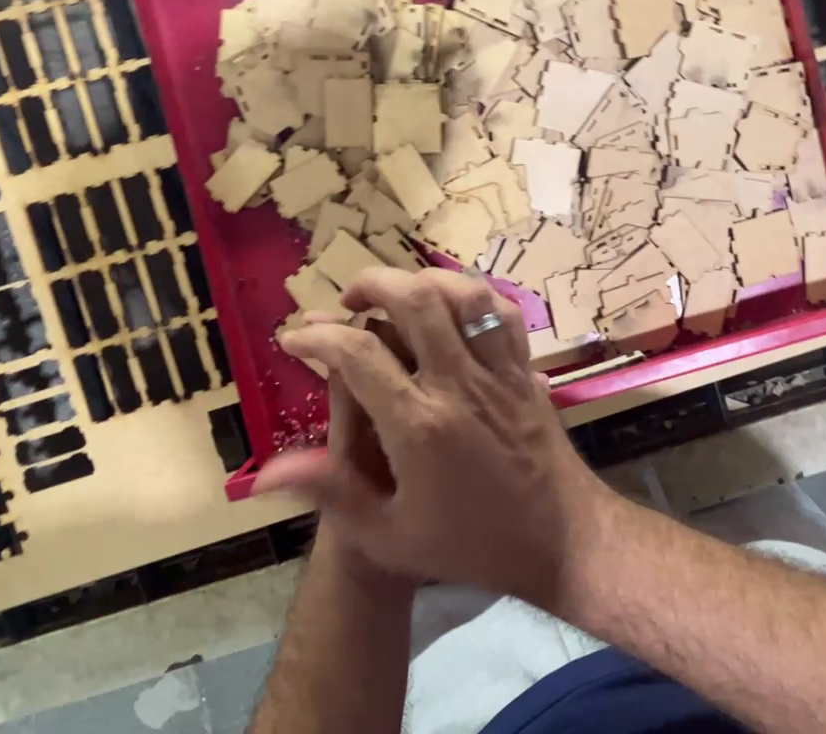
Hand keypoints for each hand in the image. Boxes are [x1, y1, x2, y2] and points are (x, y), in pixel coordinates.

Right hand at [255, 268, 617, 606]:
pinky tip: (455, 307)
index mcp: (418, 424)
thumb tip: (264, 472)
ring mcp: (499, 372)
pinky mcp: (526, 370)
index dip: (317, 337)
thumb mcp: (389, 535)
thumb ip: (330, 493)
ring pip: (465, 296)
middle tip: (350, 301)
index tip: (294, 338)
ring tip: (399, 293)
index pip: (357, 354)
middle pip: (416, 300)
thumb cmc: (469, 546)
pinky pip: (505, 313)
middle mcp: (459, 384)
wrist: (561, 542)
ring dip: (425, 280)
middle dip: (373, 284)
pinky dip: (475, 296)